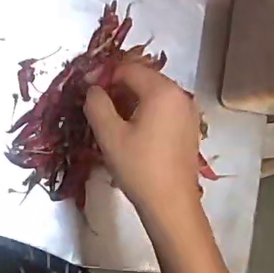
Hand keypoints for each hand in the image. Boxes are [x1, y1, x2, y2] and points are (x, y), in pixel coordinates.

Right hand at [83, 62, 203, 220]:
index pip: (128, 69)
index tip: (84, 89)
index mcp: (162, 91)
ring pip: (153, 95)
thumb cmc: (139, 168)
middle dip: (116, 87)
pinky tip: (130, 131)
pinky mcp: (188, 128)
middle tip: (95, 105)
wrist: (171, 203)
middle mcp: (180, 95)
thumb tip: (93, 90)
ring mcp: (188, 112)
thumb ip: (97, 105)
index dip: (103, 75)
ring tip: (109, 120)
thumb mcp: (110, 136)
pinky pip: (162, 109)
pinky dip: (144, 112)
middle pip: (143, 79)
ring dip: (129, 101)